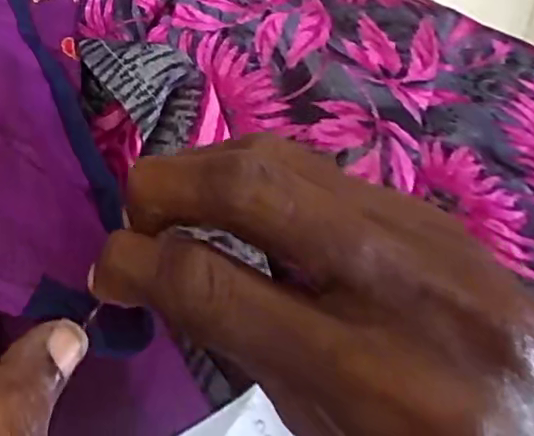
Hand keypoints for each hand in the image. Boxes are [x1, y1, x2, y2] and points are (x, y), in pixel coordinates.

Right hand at [90, 136, 533, 435]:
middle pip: (244, 181)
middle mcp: (402, 286)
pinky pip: (310, 167)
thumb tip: (159, 278)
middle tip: (135, 224)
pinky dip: (249, 176)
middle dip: (160, 188)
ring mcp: (425, 233)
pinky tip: (242, 211)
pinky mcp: (429, 211)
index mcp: (378, 380)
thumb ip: (245, 353)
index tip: (104, 273)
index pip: (210, 281)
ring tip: (178, 211)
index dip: (132, 264)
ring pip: (272, 154)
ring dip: (200, 171)